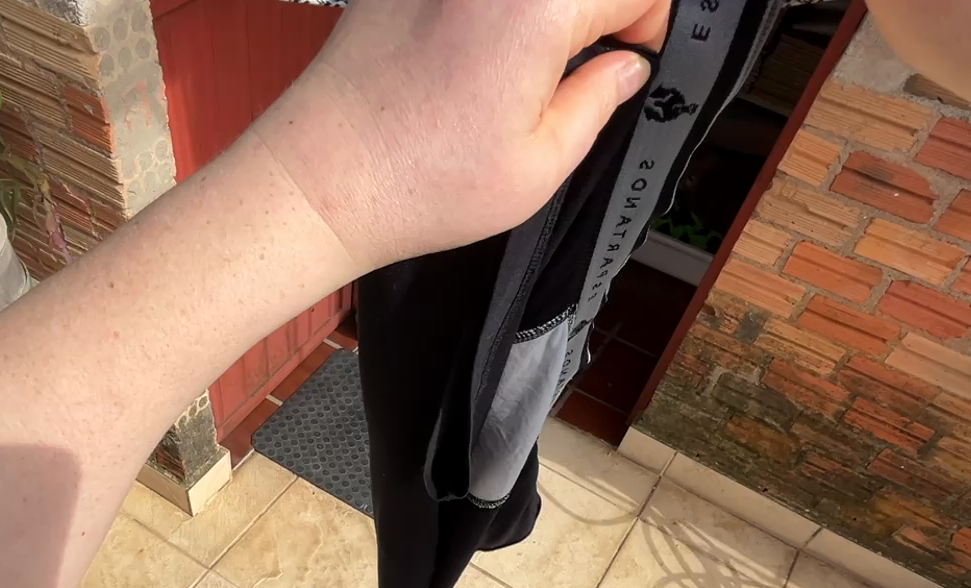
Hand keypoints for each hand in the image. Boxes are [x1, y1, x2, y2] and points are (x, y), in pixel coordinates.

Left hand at [255, 0, 670, 272]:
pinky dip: (498, 12)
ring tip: (531, 63)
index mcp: (540, 2)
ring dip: (550, 11)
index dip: (646, 22)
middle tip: (589, 57)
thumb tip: (626, 68)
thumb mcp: (535, 170)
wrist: (324, 180)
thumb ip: (596, 104)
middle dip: (599, 8)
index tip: (631, 56)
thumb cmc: (420, 186)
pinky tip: (481, 52)